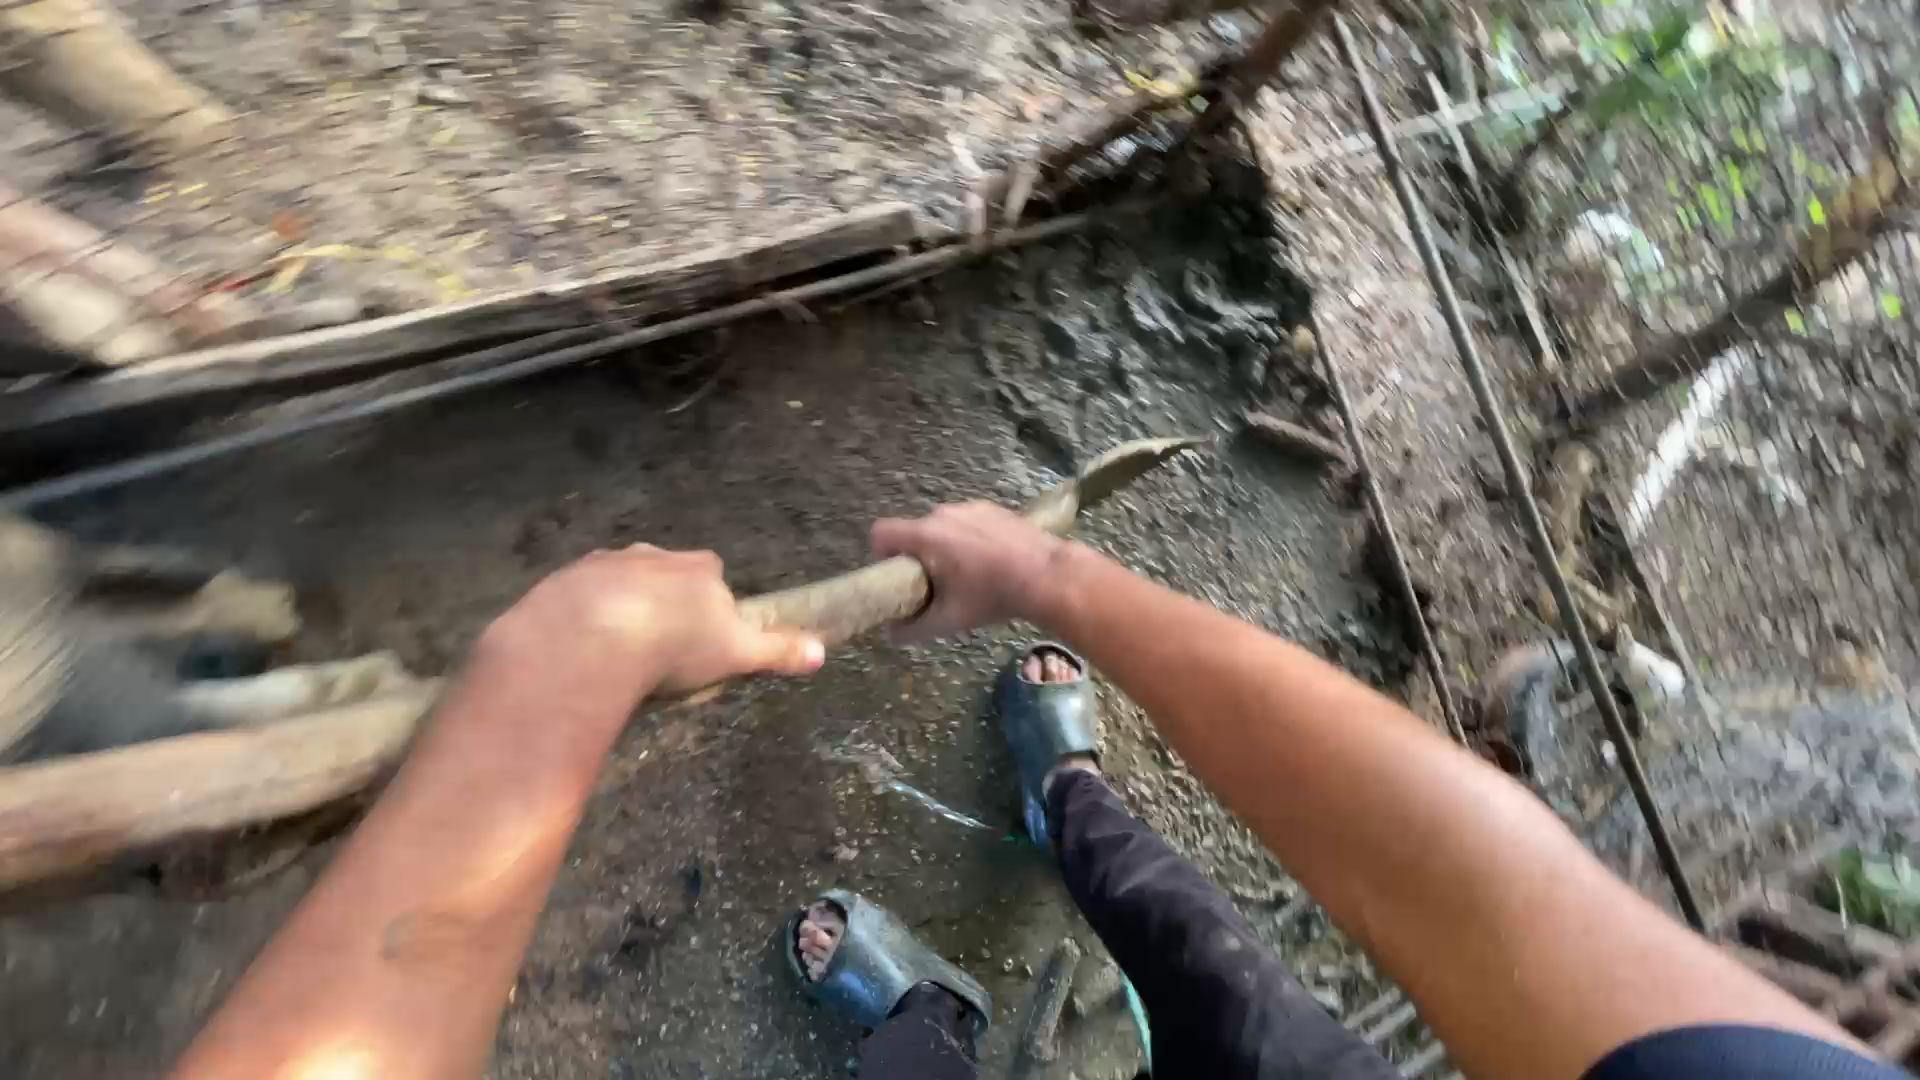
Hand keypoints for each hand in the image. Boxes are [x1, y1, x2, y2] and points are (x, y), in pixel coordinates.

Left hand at [479, 545, 824, 701]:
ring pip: (622, 580)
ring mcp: (608, 563)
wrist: (592, 637)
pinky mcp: (567, 577)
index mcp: (699, 568)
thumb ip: (777, 650)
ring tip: (617, 649)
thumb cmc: (676, 644)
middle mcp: (656, 555)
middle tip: (660, 644)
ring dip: (623, 604)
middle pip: (667, 572)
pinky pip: (581, 593)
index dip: (710, 603)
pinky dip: (584, 612)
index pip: (712, 574)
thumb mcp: (737, 652)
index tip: (702, 635)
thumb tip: (821, 652)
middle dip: (665, 599)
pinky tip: (582, 646)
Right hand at [870, 502, 1066, 642]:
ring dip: (944, 547)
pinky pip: (968, 523)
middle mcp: (943, 514)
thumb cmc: (991, 596)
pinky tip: (991, 562)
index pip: (880, 533)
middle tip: (935, 585)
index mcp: (925, 535)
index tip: (896, 577)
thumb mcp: (948, 620)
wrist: (1047, 576)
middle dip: (918, 557)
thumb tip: (890, 635)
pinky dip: (970, 539)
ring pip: (942, 527)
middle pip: (914, 532)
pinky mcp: (994, 509)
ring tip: (968, 575)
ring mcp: (970, 507)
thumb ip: (912, 628)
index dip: (881, 555)